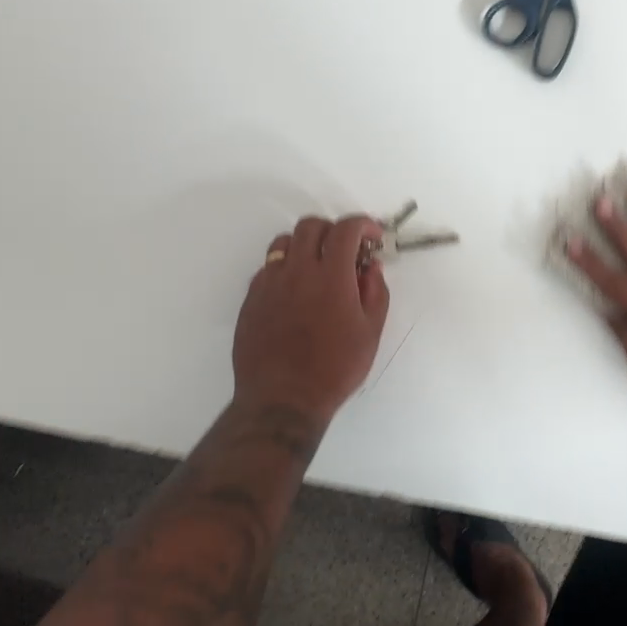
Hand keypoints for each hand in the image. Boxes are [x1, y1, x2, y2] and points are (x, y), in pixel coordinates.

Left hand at [232, 215, 390, 421]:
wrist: (283, 400)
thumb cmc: (335, 368)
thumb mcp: (371, 331)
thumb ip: (375, 291)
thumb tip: (370, 267)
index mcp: (331, 276)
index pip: (346, 229)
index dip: (363, 225)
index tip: (372, 237)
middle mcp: (297, 271)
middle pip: (311, 226)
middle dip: (334, 230)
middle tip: (346, 252)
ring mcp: (269, 284)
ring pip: (284, 242)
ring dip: (305, 245)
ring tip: (318, 268)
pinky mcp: (251, 299)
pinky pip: (268, 268)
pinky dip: (286, 269)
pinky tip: (296, 293)